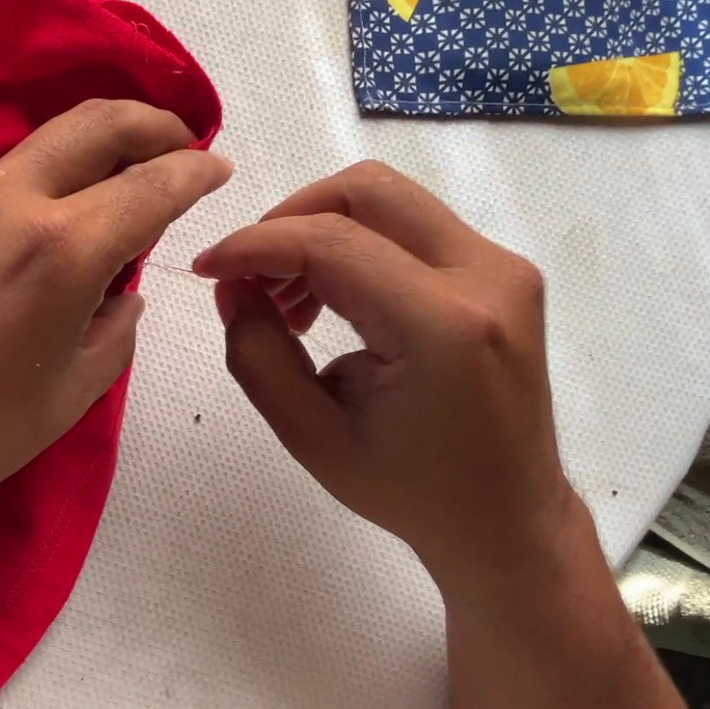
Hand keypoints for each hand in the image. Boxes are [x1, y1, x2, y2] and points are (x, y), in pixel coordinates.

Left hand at [0, 99, 231, 540]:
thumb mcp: (73, 388)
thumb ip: (115, 321)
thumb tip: (122, 283)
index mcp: (58, 247)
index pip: (149, 182)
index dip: (194, 170)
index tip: (215, 168)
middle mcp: (1, 197)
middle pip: (94, 123)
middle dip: (151, 124)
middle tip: (179, 145)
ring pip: (37, 152)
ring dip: (85, 162)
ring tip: (105, 204)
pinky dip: (28, 198)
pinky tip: (29, 241)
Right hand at [192, 161, 583, 598]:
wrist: (505, 518)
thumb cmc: (407, 489)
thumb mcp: (308, 434)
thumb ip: (257, 353)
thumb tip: (232, 286)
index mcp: (441, 326)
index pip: (330, 242)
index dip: (253, 245)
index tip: (204, 270)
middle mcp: (486, 276)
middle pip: (366, 190)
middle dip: (287, 220)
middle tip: (247, 276)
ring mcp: (501, 268)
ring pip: (386, 201)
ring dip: (316, 233)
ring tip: (283, 302)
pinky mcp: (498, 273)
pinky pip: (407, 228)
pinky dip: (350, 247)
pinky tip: (325, 301)